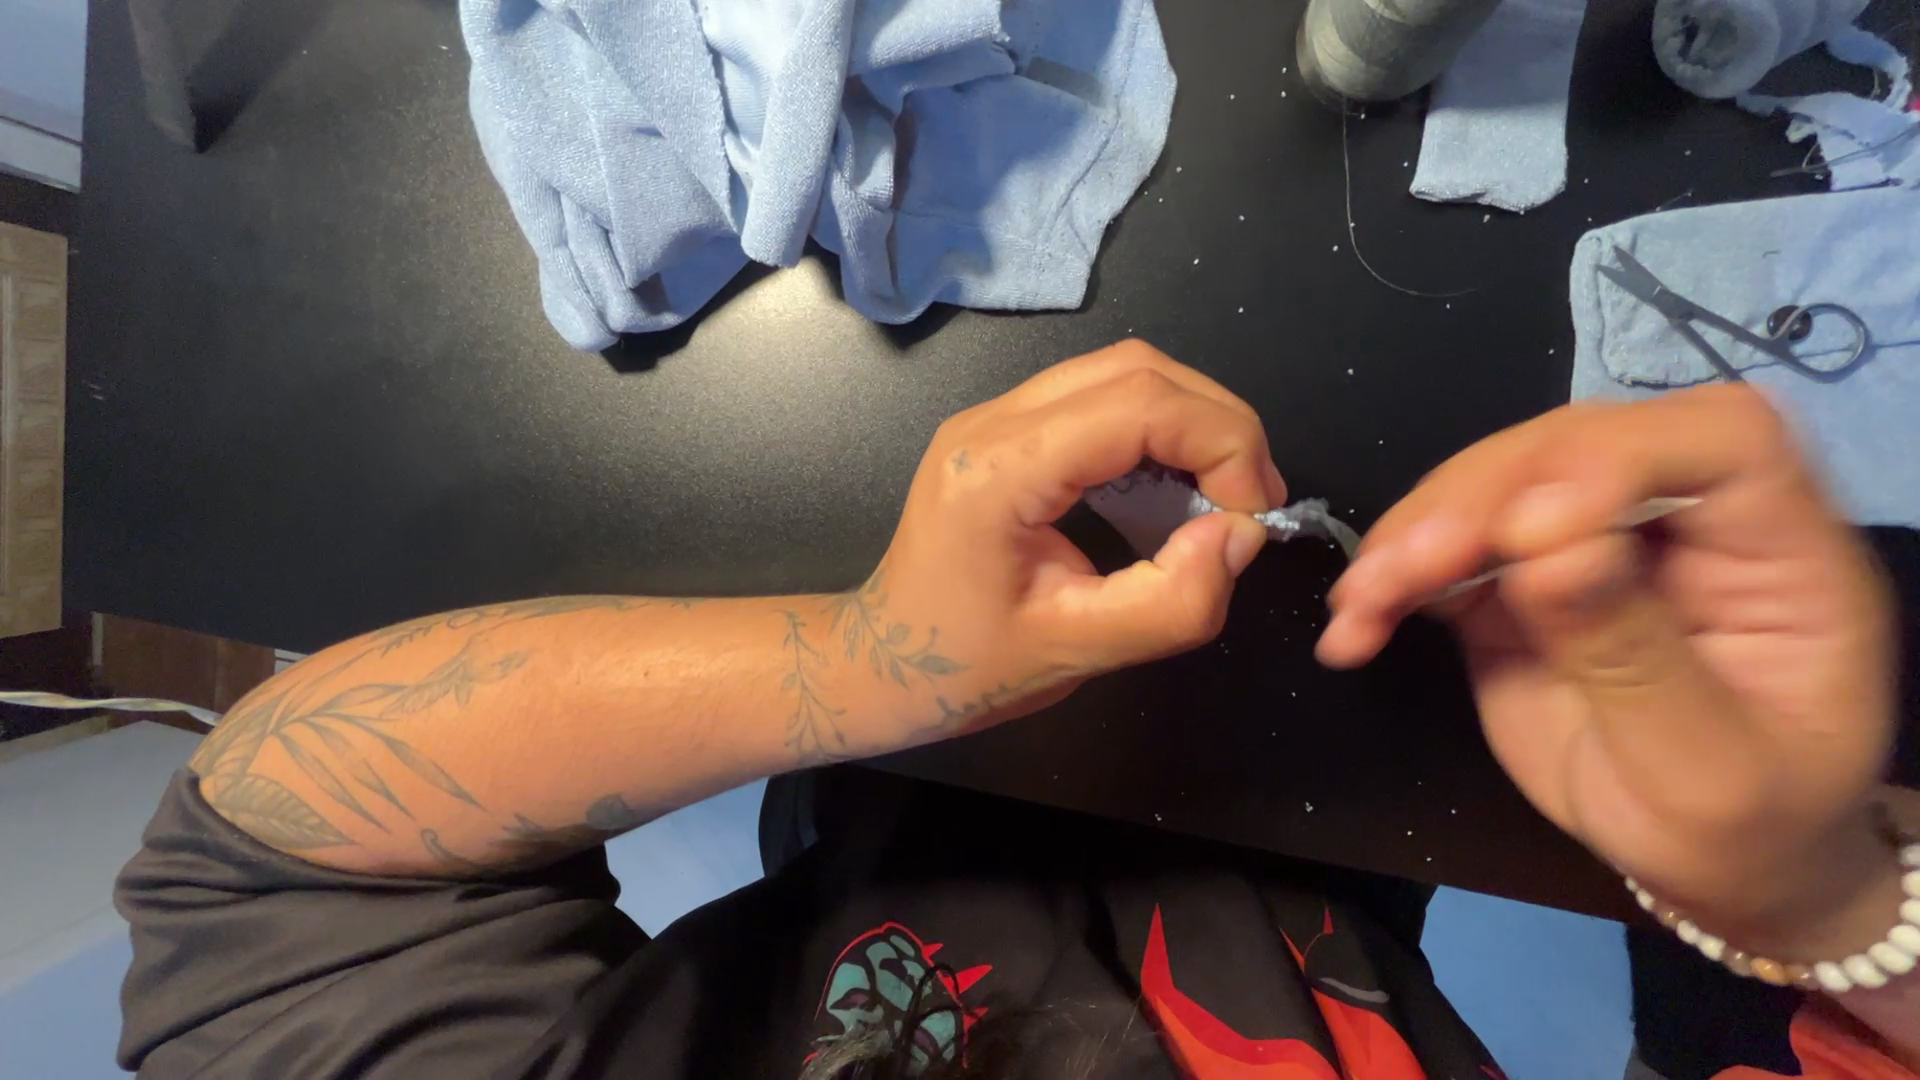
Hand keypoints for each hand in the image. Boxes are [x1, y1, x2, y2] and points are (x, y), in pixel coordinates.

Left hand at [872, 340, 1283, 735]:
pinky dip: (1151, 429)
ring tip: (1218, 491)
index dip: (1222, 443)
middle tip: (1248, 500)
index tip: (1255, 513)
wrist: (887, 659)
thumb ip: (1172, 601)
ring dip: (1187, 420)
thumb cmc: (967, 665)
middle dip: (1215, 424)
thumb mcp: (1078, 651)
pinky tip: (1167, 483)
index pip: (1139, 403)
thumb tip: (1240, 534)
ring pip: (1118, 371)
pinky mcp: (999, 431)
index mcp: (999, 470)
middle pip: (1135, 369)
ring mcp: (990, 418)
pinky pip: (1094, 398)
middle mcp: (990, 422)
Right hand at [1317, 386, 1897, 955]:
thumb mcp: (1700, 763)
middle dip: (1466, 504)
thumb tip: (1546, 548)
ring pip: (1479, 492)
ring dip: (1405, 542)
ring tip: (1356, 609)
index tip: (1519, 530)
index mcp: (1773, 554)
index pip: (1713, 442)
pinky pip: (1434, 552)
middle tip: (1397, 573)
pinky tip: (1352, 628)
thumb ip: (1630, 650)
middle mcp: (1672, 526)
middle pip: (1561, 452)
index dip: (1608, 457)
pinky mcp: (1504, 579)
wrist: (1686, 857)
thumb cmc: (1732, 825)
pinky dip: (1383, 583)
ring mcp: (1578, 545)